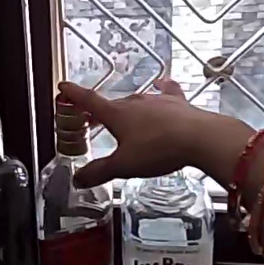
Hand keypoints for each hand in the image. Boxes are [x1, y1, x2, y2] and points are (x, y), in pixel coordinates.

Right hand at [57, 79, 254, 187]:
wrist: (200, 138)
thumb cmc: (159, 149)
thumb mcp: (124, 166)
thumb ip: (99, 172)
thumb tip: (77, 178)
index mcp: (117, 114)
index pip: (89, 101)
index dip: (74, 94)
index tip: (63, 86)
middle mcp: (134, 102)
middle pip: (111, 105)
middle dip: (100, 113)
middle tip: (92, 121)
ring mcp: (157, 100)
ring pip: (136, 101)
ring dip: (126, 109)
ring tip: (123, 118)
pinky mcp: (178, 103)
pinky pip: (166, 92)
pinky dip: (160, 90)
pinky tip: (161, 86)